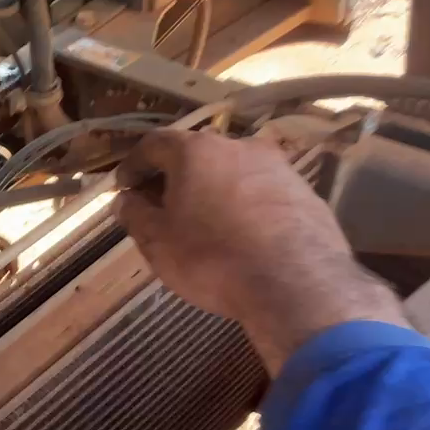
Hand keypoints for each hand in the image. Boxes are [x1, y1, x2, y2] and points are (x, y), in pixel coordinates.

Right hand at [113, 130, 407, 373]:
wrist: (298, 285)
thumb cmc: (211, 256)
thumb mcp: (156, 240)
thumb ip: (134, 214)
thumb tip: (126, 200)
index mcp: (196, 151)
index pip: (153, 144)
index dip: (133, 165)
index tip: (123, 188)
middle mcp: (239, 147)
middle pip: (194, 154)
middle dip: (172, 177)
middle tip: (157, 206)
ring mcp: (278, 167)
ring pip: (230, 171)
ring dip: (208, 189)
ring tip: (197, 223)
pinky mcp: (305, 193)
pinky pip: (258, 191)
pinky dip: (239, 204)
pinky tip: (235, 235)